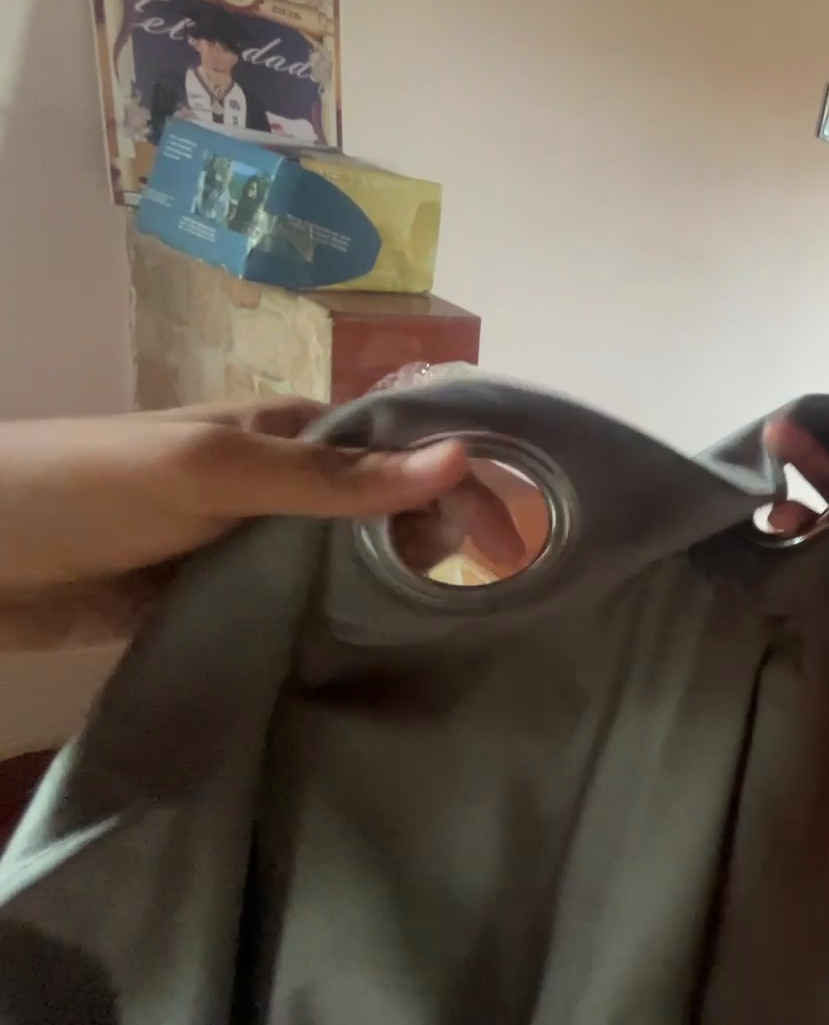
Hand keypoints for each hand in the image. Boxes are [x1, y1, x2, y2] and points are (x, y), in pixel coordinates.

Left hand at [0, 400, 523, 647]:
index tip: (510, 547)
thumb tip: (465, 457)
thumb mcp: (218, 473)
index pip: (418, 452)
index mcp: (306, 435)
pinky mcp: (250, 588)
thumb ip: (342, 475)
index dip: (471, 489)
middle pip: (408, 504)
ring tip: (448, 615)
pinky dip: (368, 609)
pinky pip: (330, 594)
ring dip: (414, 576)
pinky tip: (394, 633)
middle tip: (482, 587)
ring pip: (374, 552)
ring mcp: (278, 537)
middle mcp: (305, 482)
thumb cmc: (78, 489)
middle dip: (452, 535)